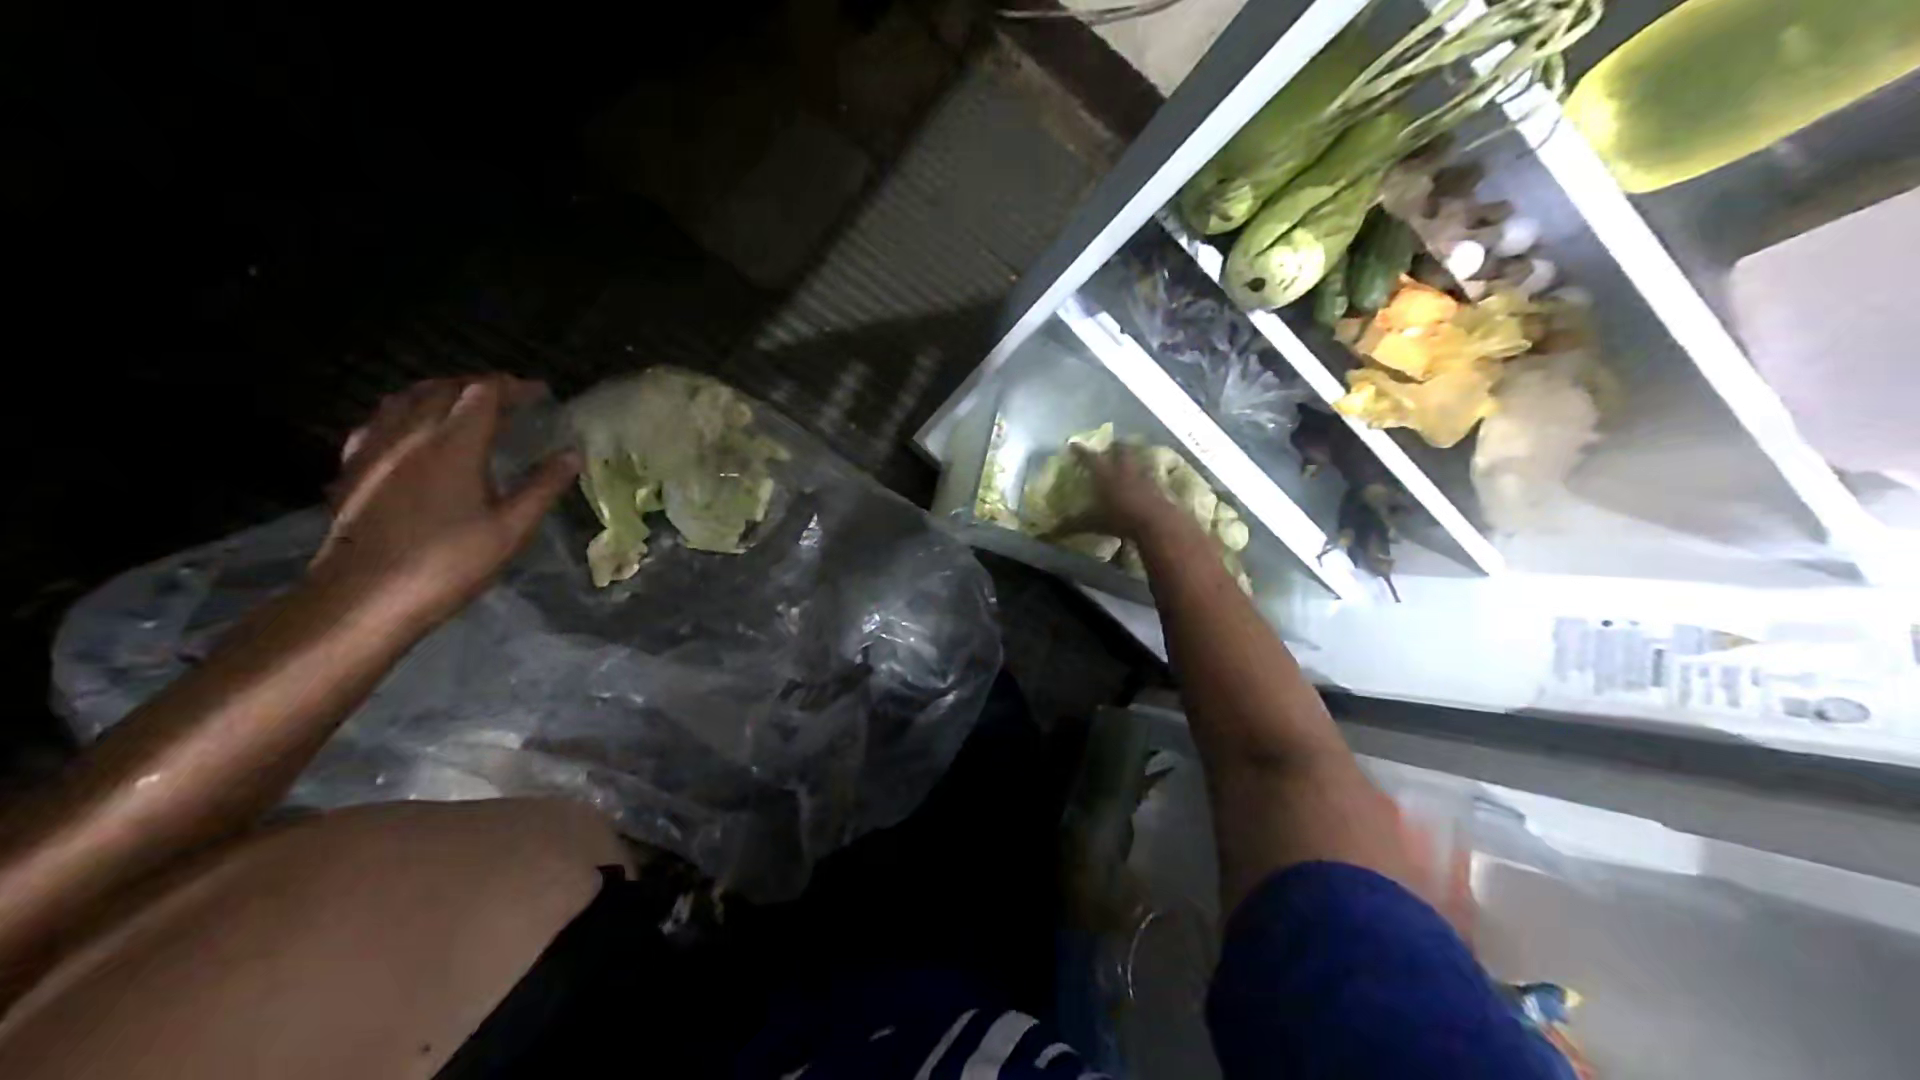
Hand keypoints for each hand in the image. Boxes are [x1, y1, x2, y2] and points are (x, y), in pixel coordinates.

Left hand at [310, 376, 580, 631]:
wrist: (364, 597)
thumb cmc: (449, 562)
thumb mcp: (511, 529)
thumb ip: (542, 486)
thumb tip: (572, 454)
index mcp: (453, 443)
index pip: (484, 393)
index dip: (514, 387)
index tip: (541, 394)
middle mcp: (410, 433)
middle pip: (443, 388)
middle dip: (479, 386)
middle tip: (508, 398)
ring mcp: (375, 448)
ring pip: (406, 399)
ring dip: (439, 393)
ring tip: (463, 405)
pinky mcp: (353, 468)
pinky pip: (379, 422)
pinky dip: (405, 413)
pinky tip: (412, 432)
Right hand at [1070, 443, 1180, 541]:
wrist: (1156, 523)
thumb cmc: (1121, 519)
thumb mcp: (1093, 524)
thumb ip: (1073, 526)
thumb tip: (1049, 534)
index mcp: (1105, 476)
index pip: (1090, 458)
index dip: (1081, 451)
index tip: (1074, 443)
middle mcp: (1124, 470)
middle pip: (1121, 450)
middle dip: (1115, 446)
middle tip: (1111, 446)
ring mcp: (1144, 476)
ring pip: (1138, 459)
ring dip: (1133, 457)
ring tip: (1129, 458)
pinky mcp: (1159, 485)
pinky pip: (1151, 473)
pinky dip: (1146, 473)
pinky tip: (1145, 478)